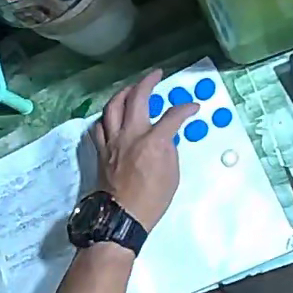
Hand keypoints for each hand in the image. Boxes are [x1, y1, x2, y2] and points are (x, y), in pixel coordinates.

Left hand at [91, 70, 197, 231]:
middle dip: (148, 82)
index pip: (172, 116)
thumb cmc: (152, 199)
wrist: (122, 217)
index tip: (193, 107)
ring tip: (132, 89)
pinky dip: (107, 117)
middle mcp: (130, 135)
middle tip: (156, 76)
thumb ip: (169, 149)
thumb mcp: (172, 174)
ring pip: (113, 107)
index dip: (185, 108)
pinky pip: (100, 126)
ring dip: (124, 93)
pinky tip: (112, 117)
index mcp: (153, 142)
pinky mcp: (101, 150)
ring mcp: (112, 141)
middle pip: (137, 98)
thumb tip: (164, 137)